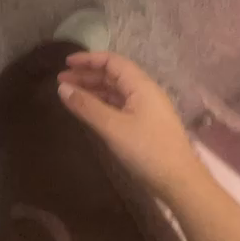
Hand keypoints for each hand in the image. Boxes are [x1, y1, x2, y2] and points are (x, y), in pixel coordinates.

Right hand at [57, 52, 210, 200]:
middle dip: (87, 75)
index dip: (88, 59)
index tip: (65, 63)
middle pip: (113, 75)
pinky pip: (119, 105)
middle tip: (61, 81)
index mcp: (141, 85)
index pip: (112, 61)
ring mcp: (145, 109)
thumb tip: (62, 89)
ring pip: (115, 91)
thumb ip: (87, 106)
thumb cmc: (147, 150)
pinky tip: (88, 110)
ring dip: (93, 90)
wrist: (179, 180)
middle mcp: (144, 92)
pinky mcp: (144, 124)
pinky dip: (101, 104)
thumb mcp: (113, 127)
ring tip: (70, 95)